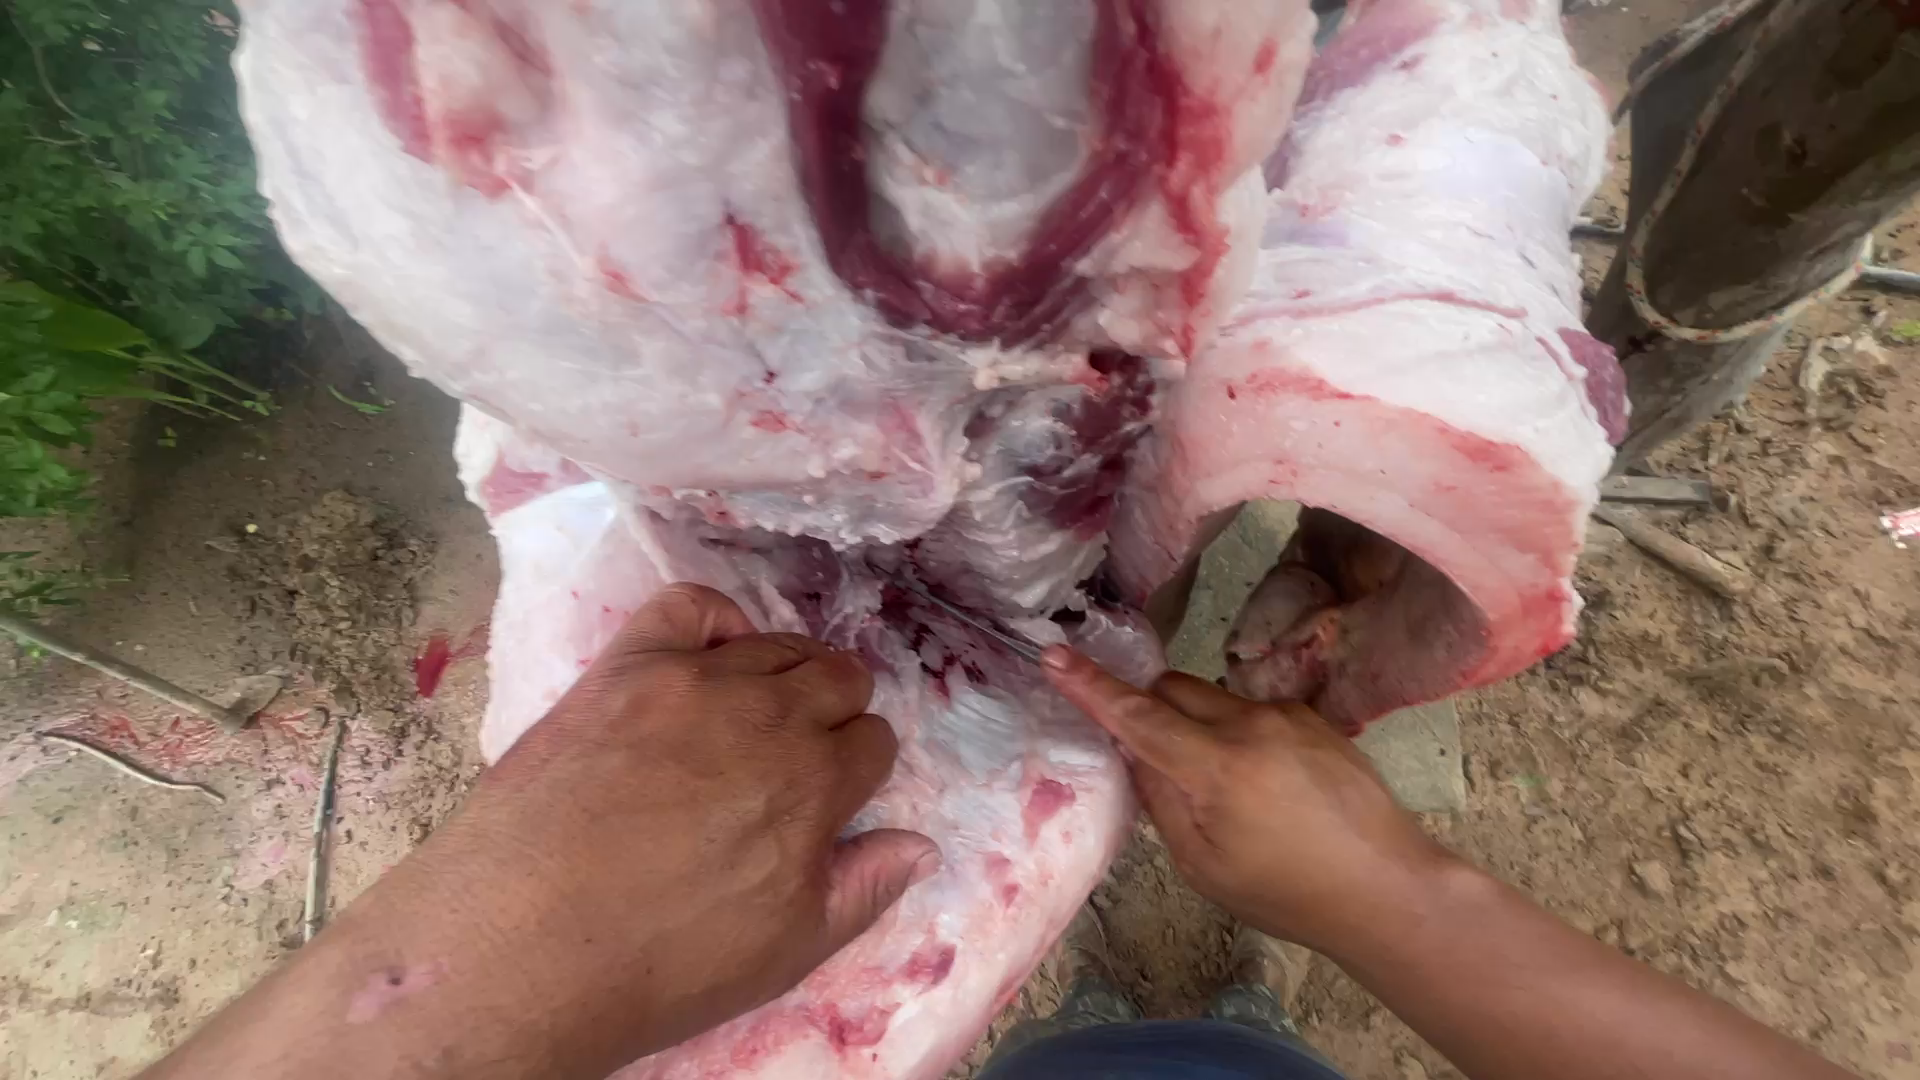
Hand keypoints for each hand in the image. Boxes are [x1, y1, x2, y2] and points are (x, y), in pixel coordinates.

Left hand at [143, 583, 939, 1079]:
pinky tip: (713, 653)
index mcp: (815, 781)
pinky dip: (715, 620)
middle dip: (839, 710)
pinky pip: (691, 605)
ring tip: (757, 711)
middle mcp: (770, 713)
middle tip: (799, 752)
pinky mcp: (629, 664)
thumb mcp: (785, 951)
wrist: (510, 949)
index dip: (862, 766)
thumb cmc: (658, 962)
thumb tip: (923, 844)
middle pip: (841, 675)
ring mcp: (696, 680)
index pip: (876, 739)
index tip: (836, 792)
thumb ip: (865, 889)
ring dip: (788, 672)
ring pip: (781, 643)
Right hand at [1042, 647, 1451, 953]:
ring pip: (1209, 696)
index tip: (1053, 656)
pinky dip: (1234, 731)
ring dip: (1194, 723)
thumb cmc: (1285, 891)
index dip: (1091, 687)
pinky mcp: (1310, 715)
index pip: (1137, 716)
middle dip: (1148, 708)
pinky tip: (1266, 779)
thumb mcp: (1202, 864)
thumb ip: (1159, 796)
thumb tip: (1132, 746)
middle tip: (1156, 755)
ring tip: (1227, 783)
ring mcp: (1284, 714)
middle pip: (1170, 687)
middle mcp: (1249, 725)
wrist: (1389, 889)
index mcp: (1216, 769)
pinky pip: (1247, 708)